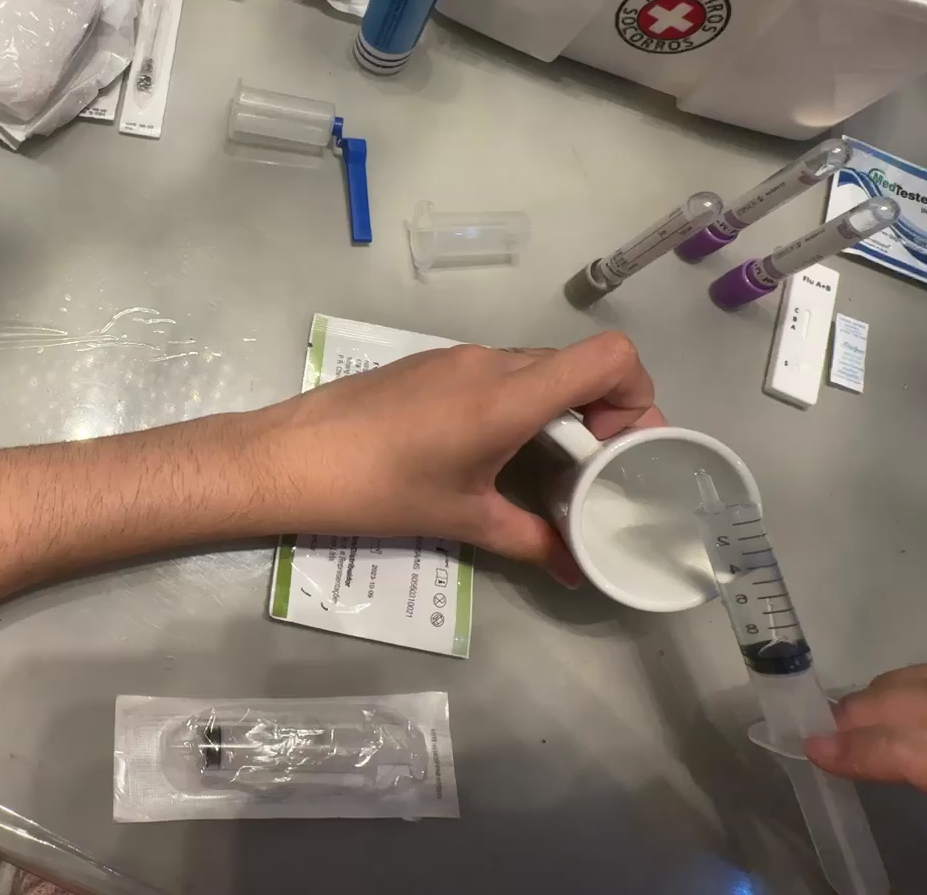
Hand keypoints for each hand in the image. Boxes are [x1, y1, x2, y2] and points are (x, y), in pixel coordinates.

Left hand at [249, 332, 663, 585]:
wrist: (291, 457)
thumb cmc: (378, 487)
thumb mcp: (461, 516)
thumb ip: (530, 540)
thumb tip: (573, 569)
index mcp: (507, 395)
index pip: (608, 356)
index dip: (636, 393)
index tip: (618, 445)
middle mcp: (485, 362)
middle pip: (571, 366)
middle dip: (596, 413)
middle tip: (587, 469)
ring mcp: (449, 358)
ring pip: (527, 370)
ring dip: (548, 410)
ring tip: (535, 466)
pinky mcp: (421, 365)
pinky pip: (486, 373)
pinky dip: (506, 403)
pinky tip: (481, 448)